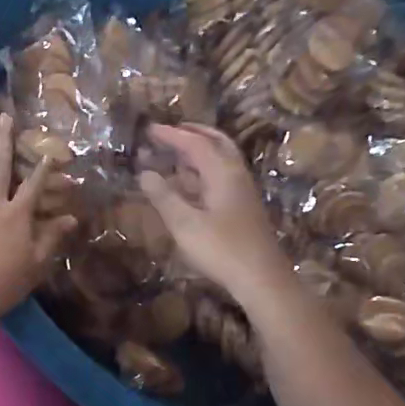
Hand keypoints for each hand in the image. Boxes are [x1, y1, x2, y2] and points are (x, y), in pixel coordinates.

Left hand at [0, 114, 77, 323]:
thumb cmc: (3, 284)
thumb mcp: (36, 264)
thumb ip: (52, 238)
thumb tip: (72, 217)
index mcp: (18, 215)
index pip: (34, 186)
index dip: (43, 169)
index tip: (49, 151)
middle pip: (1, 167)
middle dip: (5, 140)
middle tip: (5, 116)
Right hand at [138, 123, 294, 305]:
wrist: (259, 276)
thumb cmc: (220, 248)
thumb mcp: (185, 224)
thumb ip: (164, 196)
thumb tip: (145, 173)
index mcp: (223, 174)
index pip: (195, 145)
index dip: (172, 135)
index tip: (149, 129)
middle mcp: (235, 175)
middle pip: (216, 144)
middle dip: (192, 134)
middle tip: (169, 131)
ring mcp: (240, 191)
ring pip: (219, 160)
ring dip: (196, 151)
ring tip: (173, 151)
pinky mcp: (239, 206)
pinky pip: (218, 176)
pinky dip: (200, 169)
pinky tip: (186, 180)